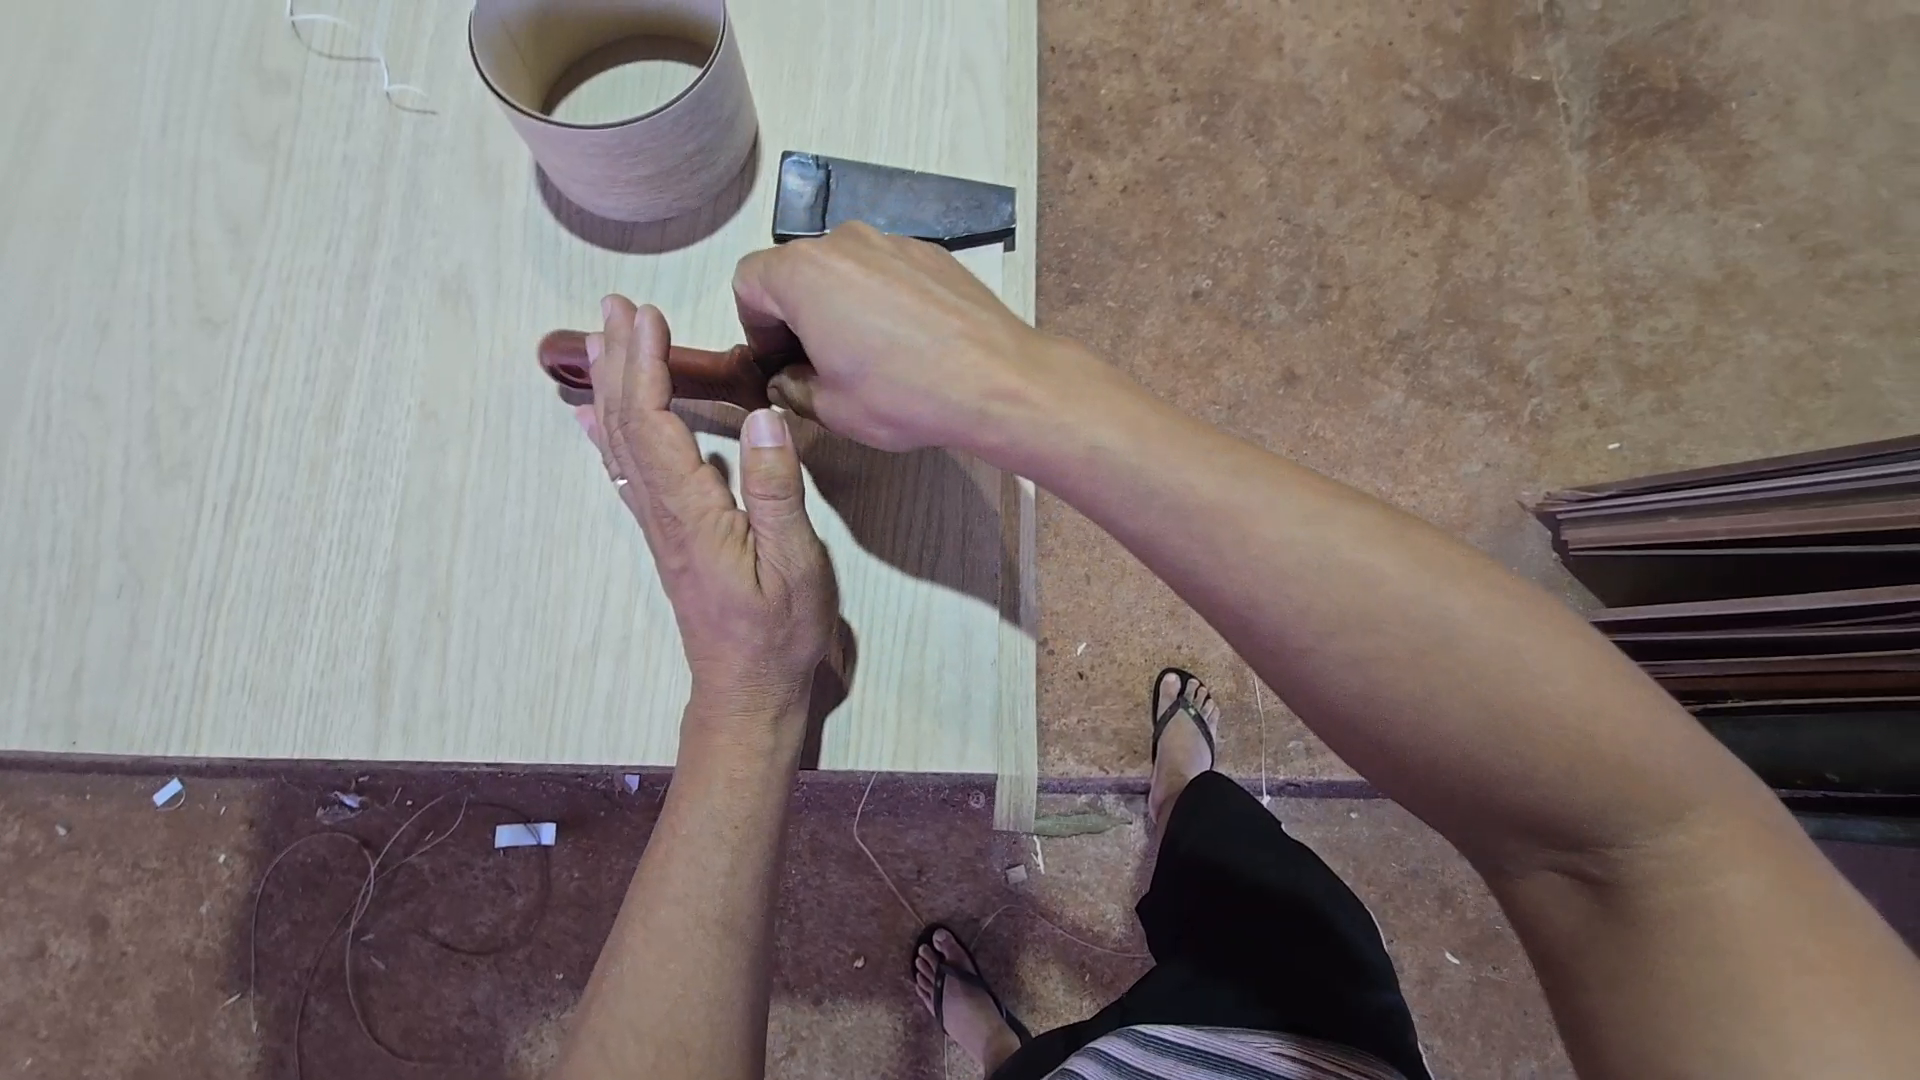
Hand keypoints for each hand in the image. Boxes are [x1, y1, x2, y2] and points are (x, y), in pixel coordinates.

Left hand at [577, 296, 837, 727]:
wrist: (746, 690)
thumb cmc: (778, 632)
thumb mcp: (795, 564)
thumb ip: (776, 491)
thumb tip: (761, 418)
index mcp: (692, 515)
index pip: (655, 426)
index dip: (645, 367)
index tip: (645, 316)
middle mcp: (663, 515)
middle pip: (627, 428)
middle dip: (620, 363)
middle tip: (615, 308)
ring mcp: (661, 529)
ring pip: (622, 448)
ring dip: (611, 391)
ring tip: (601, 344)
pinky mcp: (670, 540)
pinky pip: (630, 477)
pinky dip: (611, 439)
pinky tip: (598, 423)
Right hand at [731, 223, 1071, 452]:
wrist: (995, 380)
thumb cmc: (908, 394)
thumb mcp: (832, 409)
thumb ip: (792, 389)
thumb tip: (787, 381)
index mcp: (803, 273)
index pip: (749, 283)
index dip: (755, 327)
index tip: (778, 359)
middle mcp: (844, 243)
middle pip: (796, 272)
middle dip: (797, 317)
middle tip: (817, 365)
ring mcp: (892, 243)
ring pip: (843, 270)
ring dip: (840, 307)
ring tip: (868, 358)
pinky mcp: (930, 253)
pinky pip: (885, 272)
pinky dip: (881, 300)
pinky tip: (905, 344)